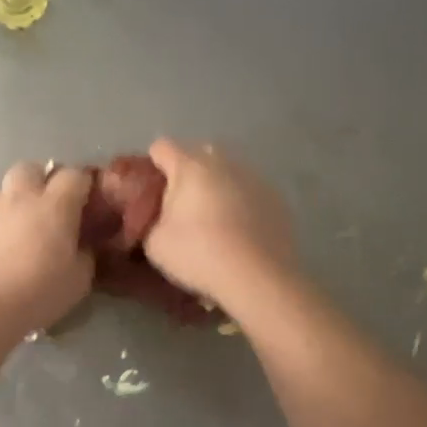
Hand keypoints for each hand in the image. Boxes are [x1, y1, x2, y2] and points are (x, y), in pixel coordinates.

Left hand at [0, 162, 94, 333]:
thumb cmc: (39, 294)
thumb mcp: (79, 279)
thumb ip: (85, 252)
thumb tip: (81, 242)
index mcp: (53, 206)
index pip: (73, 175)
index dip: (81, 184)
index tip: (83, 201)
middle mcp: (18, 197)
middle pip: (30, 169)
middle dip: (40, 181)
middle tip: (45, 208)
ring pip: (3, 193)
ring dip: (13, 206)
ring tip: (14, 237)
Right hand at [143, 138, 298, 307]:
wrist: (258, 279)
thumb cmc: (198, 255)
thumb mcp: (154, 242)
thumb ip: (149, 218)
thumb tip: (154, 214)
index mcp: (191, 166)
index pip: (161, 147)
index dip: (151, 166)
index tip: (150, 192)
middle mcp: (224, 162)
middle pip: (197, 154)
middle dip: (185, 172)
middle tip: (178, 206)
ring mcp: (255, 178)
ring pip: (226, 171)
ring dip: (215, 186)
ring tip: (211, 221)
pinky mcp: (276, 198)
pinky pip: (248, 191)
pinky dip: (239, 203)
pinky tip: (237, 232)